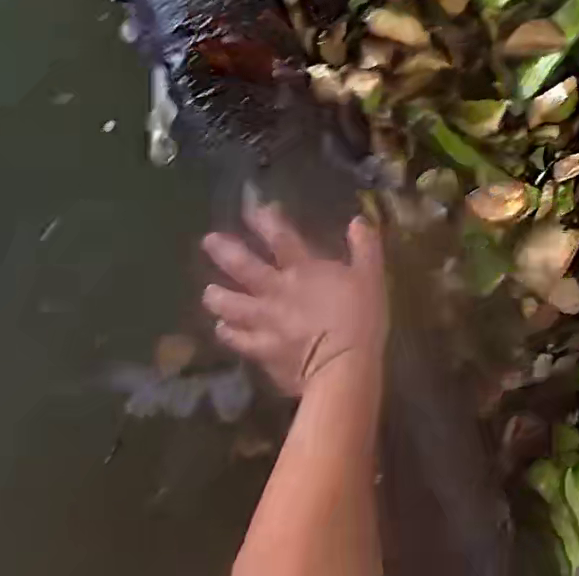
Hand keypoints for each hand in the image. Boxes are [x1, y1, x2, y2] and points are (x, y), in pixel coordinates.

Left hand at [200, 201, 386, 396]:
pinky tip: (221, 329)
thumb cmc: (359, 319)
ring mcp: (265, 323)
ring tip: (208, 291)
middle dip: (226, 251)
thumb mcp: (370, 276)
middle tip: (208, 241)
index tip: (255, 209)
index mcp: (303, 270)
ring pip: (232, 305)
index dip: (267, 221)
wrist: (341, 370)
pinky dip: (228, 332)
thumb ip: (365, 246)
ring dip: (217, 296)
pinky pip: (238, 340)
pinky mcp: (261, 351)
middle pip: (245, 268)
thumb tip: (358, 220)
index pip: (281, 238)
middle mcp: (277, 291)